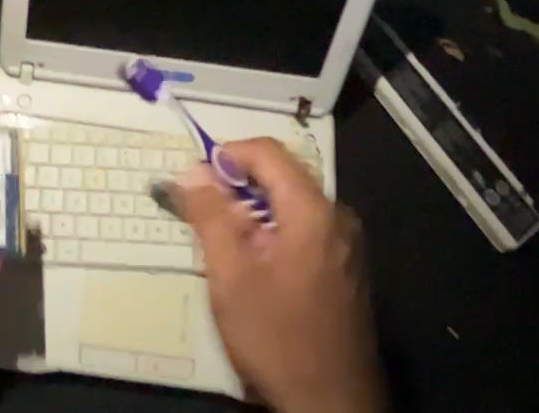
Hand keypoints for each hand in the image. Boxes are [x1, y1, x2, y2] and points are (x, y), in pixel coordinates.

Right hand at [173, 139, 385, 412]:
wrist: (333, 406)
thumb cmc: (277, 337)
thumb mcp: (230, 275)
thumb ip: (210, 214)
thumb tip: (192, 169)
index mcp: (314, 210)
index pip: (267, 152)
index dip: (226, 155)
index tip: (195, 180)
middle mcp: (337, 216)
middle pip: (280, 175)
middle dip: (237, 186)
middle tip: (204, 215)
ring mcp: (346, 243)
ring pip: (291, 203)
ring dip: (253, 211)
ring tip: (225, 244)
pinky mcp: (346, 267)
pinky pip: (305, 227)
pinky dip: (274, 231)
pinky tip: (254, 265)